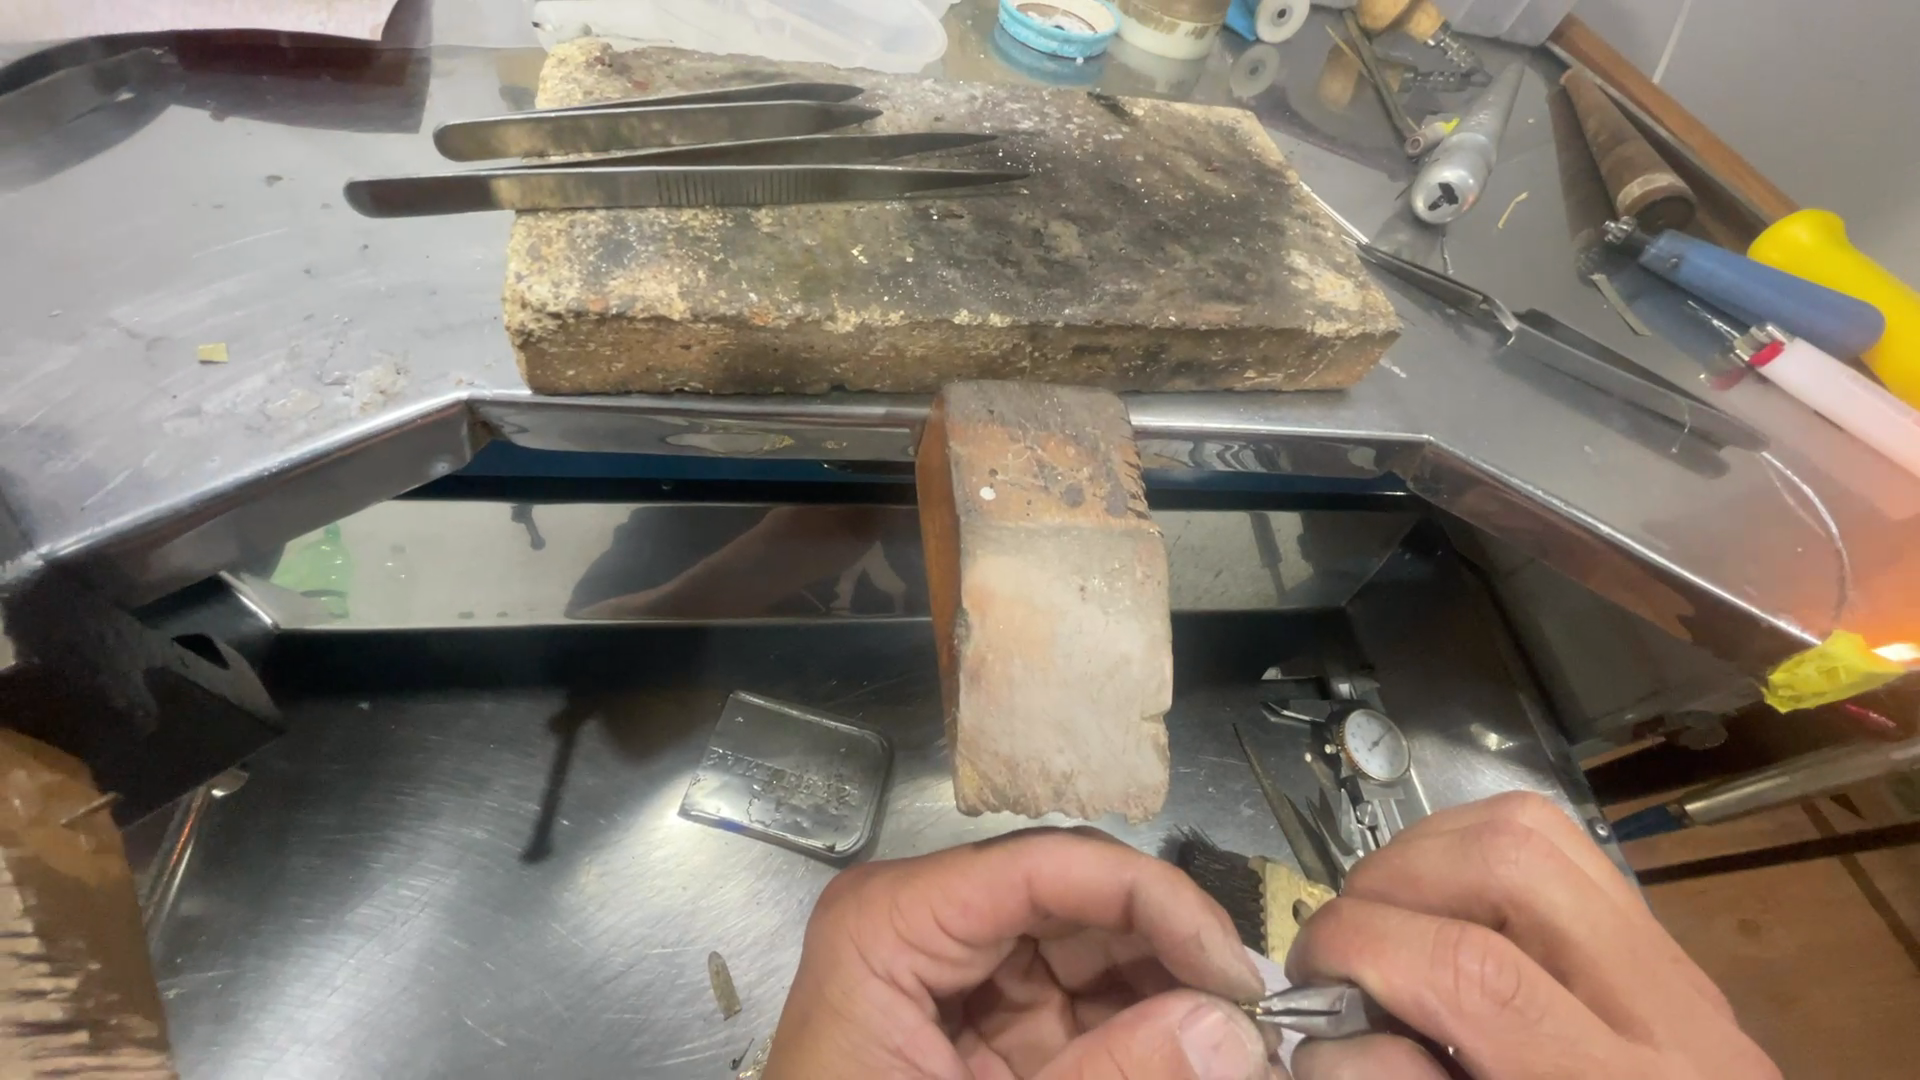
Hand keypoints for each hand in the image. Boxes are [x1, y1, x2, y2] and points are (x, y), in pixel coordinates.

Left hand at [765, 828, 1276, 1079]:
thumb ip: (1113, 1076)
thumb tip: (1235, 1032)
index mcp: (892, 916)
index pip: (1040, 863)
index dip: (1149, 896)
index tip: (1232, 963)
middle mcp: (923, 912)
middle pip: (1067, 891)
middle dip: (1163, 942)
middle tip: (1247, 1006)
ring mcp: (951, 955)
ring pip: (1079, 937)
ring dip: (1157, 979)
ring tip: (1230, 1029)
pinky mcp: (976, 1001)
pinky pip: (1067, 988)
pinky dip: (1128, 1014)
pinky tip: (1182, 1040)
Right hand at [1285, 793, 1780, 1079]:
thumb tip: (1323, 1032)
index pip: (1472, 971)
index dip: (1356, 947)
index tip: (1306, 978)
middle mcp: (1680, 1022)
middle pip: (1510, 863)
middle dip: (1390, 881)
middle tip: (1348, 940)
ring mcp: (1676, 969)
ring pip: (1528, 828)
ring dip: (1422, 855)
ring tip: (1386, 917)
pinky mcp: (1654, 945)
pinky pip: (1546, 840)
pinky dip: (1462, 850)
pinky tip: (1435, 905)